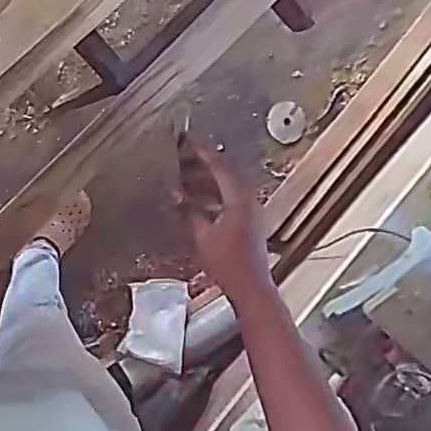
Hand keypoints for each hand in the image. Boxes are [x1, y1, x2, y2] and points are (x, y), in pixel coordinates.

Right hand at [177, 143, 273, 299]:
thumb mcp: (203, 235)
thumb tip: (180, 197)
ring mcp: (251, 211)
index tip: (188, 144)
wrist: (250, 286)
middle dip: (203, 166)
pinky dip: (212, 197)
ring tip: (184, 182)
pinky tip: (196, 203)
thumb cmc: (227, 263)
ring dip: (206, 183)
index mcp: (240, 199)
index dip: (203, 154)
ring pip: (227, 187)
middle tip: (183, 160)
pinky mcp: (249, 222)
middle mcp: (249, 201)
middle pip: (226, 174)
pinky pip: (229, 200)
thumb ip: (191, 212)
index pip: (220, 168)